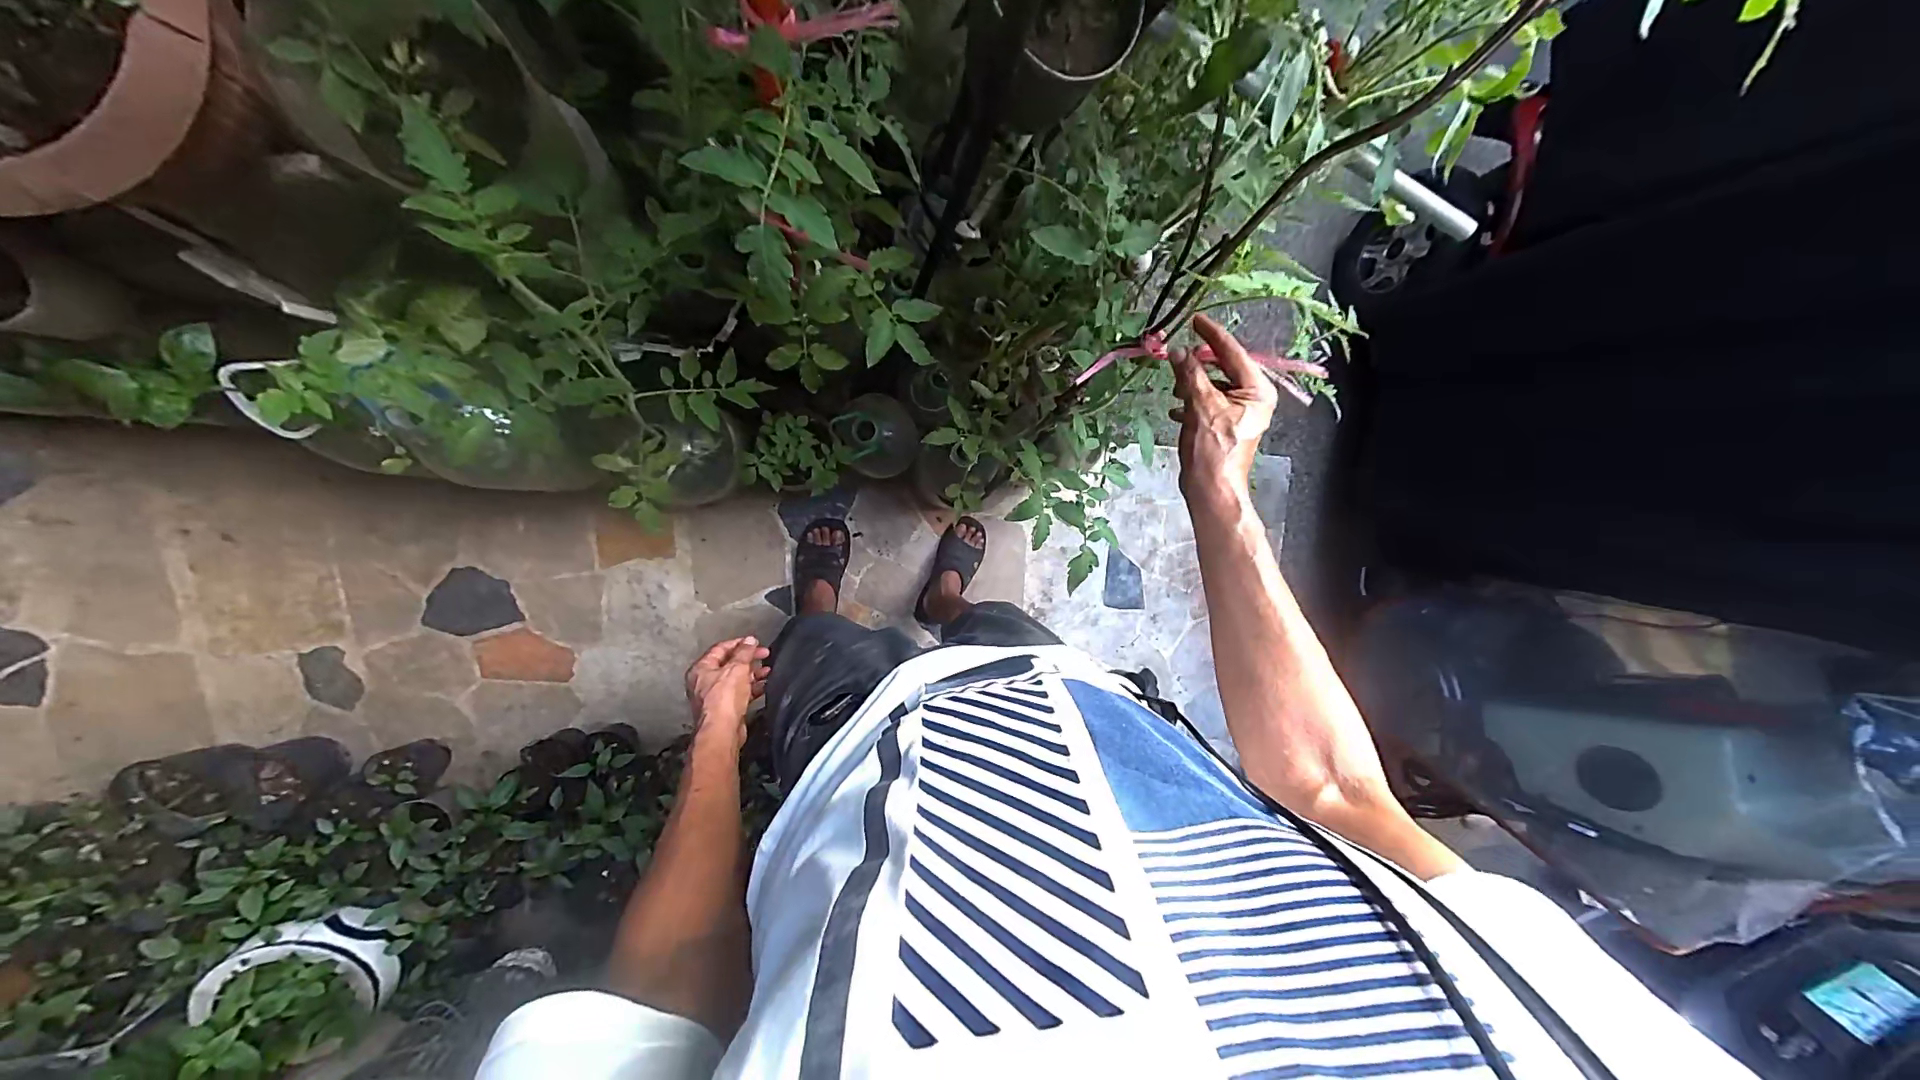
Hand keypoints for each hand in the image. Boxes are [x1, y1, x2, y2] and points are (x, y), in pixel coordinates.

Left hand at [684, 637, 770, 751]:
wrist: (722, 730)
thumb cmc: (724, 698)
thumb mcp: (737, 668)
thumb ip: (744, 652)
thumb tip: (749, 641)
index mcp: (701, 669)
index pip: (720, 648)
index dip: (739, 643)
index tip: (755, 642)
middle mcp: (703, 682)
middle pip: (728, 664)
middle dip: (748, 659)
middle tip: (764, 655)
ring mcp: (713, 697)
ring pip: (735, 679)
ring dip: (752, 674)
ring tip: (767, 671)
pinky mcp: (724, 709)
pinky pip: (739, 693)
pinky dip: (751, 688)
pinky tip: (764, 685)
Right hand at [1172, 315, 1276, 509]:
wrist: (1212, 490)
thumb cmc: (1213, 451)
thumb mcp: (1201, 407)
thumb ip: (1190, 375)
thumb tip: (1177, 351)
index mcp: (1257, 390)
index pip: (1233, 352)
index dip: (1212, 335)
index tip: (1195, 319)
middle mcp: (1254, 398)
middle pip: (1223, 368)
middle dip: (1198, 364)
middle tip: (1177, 356)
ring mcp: (1240, 413)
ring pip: (1213, 385)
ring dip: (1192, 384)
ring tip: (1175, 387)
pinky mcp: (1225, 425)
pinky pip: (1208, 403)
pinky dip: (1192, 402)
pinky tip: (1177, 408)